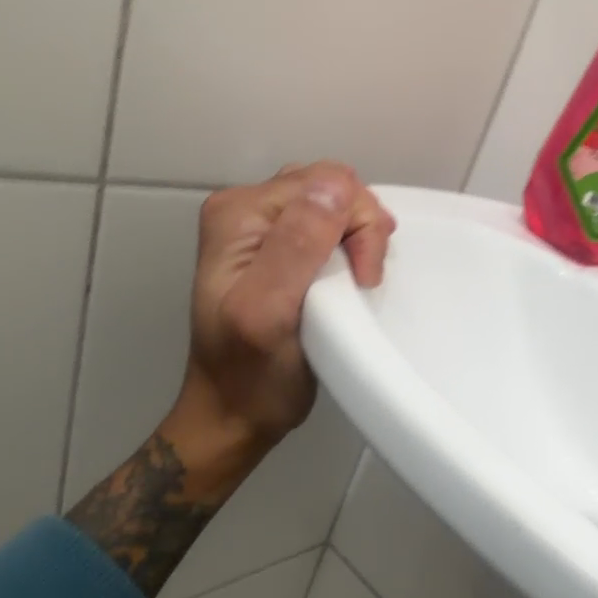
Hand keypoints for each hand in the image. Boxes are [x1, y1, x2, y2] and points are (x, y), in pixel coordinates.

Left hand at [179, 161, 393, 442]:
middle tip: (363, 284)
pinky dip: (351, 250)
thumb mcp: (270, 313)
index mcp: (239, 213)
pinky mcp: (281, 252)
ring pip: (335, 207)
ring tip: (358, 284)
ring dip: (359, 241)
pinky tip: (351, 279)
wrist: (233, 414)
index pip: (326, 183)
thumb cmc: (253, 376)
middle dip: (361, 231)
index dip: (357, 225)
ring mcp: (263, 230)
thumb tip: (334, 186)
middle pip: (332, 188)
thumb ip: (297, 246)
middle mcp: (248, 210)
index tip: (362, 280)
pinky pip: (330, 230)